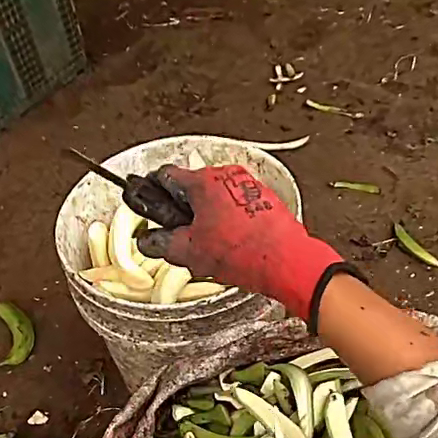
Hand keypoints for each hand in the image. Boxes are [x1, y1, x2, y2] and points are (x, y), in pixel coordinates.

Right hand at [138, 162, 353, 322]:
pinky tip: (231, 244)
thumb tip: (149, 241)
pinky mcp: (265, 200)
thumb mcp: (189, 252)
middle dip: (184, 211)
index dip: (153, 192)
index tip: (150, 203)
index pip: (166, 176)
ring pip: (215, 198)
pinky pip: (236, 206)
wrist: (288, 260)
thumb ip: (161, 243)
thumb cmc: (242, 252)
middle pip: (192, 189)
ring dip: (207, 217)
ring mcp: (248, 186)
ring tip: (210, 245)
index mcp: (204, 182)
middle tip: (182, 236)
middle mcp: (227, 176)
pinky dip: (228, 221)